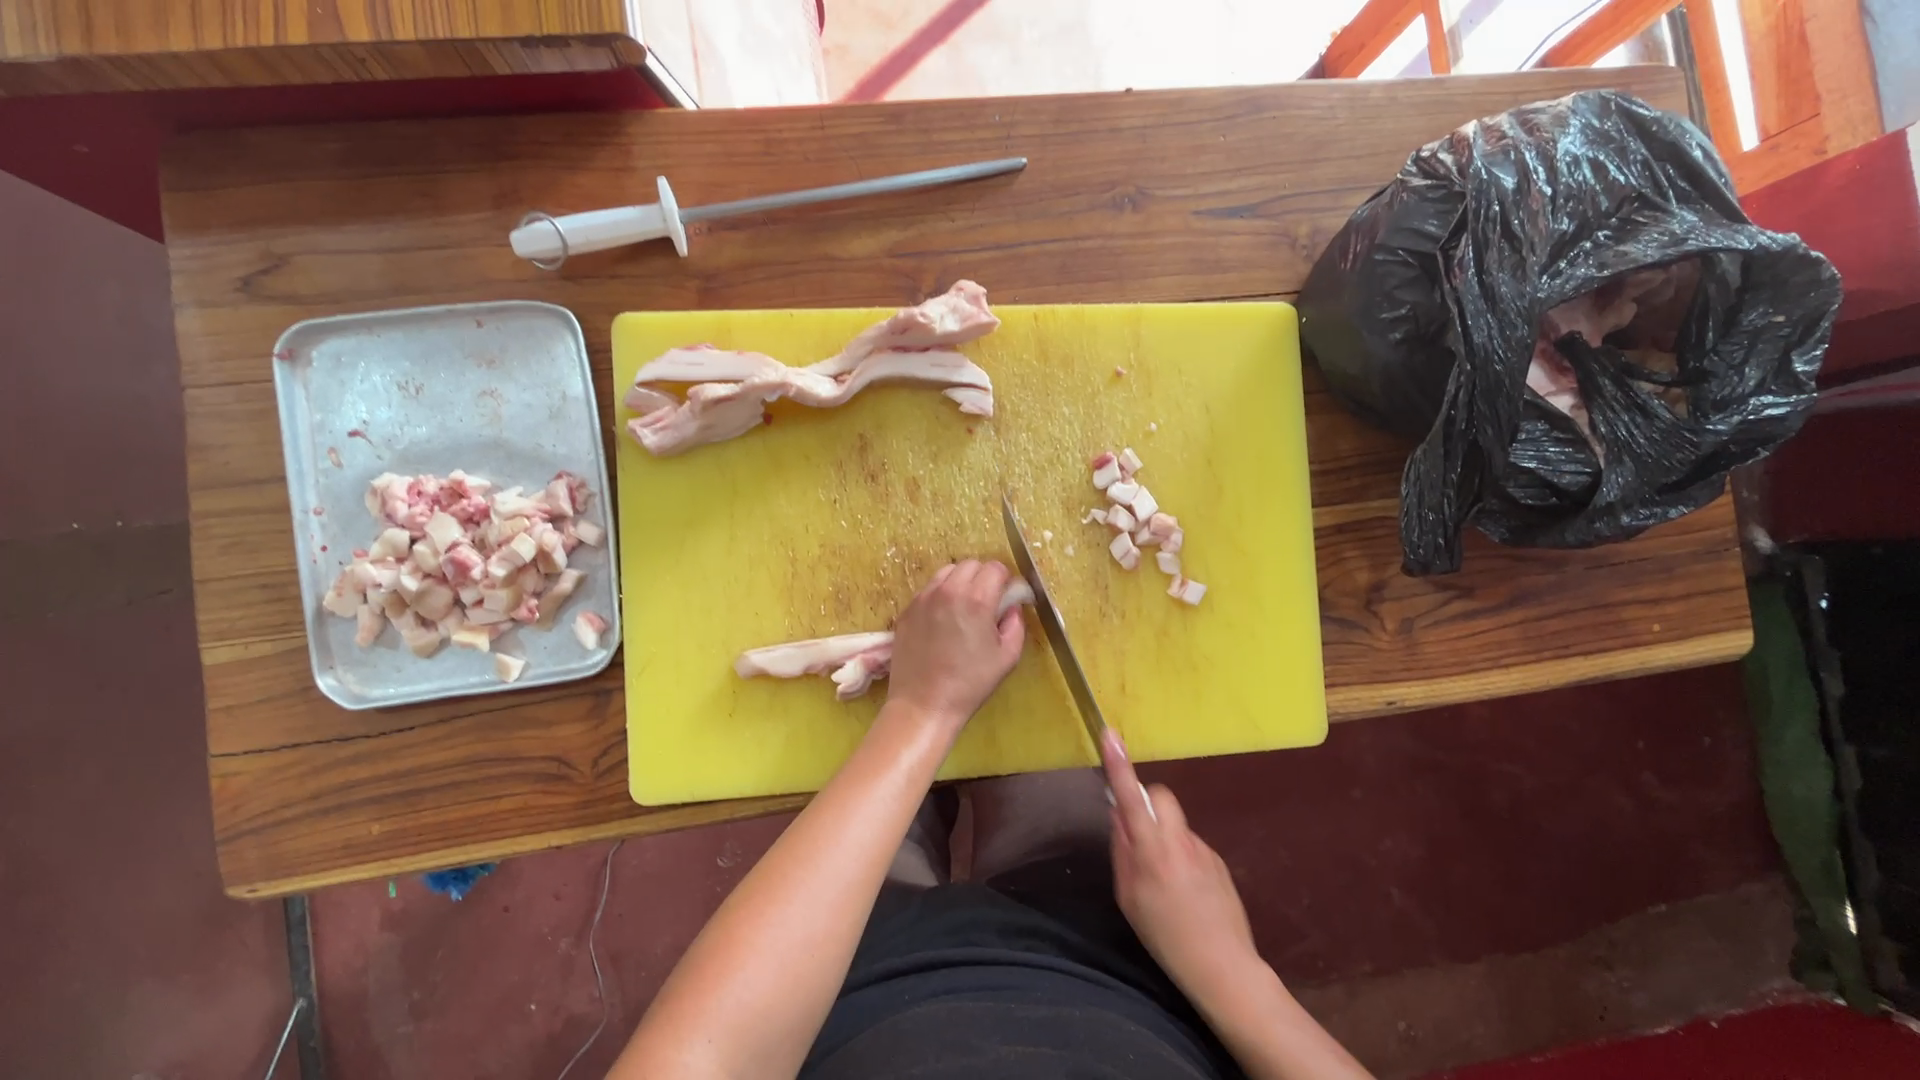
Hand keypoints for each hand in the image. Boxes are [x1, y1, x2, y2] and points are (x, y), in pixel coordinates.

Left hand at [886, 560, 1025, 728]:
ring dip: (960, 582)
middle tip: (987, 601)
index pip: (995, 568)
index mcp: (976, 599)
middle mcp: (947, 591)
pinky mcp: (907, 610)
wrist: (923, 704)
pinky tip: (943, 620)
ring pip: (946, 572)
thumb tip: (1012, 608)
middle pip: (970, 565)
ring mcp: (923, 599)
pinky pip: (928, 590)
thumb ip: (1015, 624)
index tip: (1006, 596)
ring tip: (964, 607)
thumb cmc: (970, 684)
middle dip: (983, 577)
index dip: (1005, 579)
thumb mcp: (1007, 657)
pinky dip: (940, 595)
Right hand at [1103, 730, 1262, 1008]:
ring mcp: (1203, 848)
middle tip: (1137, 833)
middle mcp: (1180, 841)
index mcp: (1152, 851)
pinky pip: (1190, 845)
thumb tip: (1119, 816)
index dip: (1119, 765)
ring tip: (1163, 881)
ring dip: (1163, 836)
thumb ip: (1122, 851)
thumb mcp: (1129, 897)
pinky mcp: (1219, 861)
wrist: (1223, 965)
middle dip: (1145, 803)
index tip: (1110, 734)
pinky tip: (1185, 892)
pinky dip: (1180, 856)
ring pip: (1175, 824)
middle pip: (1160, 796)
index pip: (1131, 797)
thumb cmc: (1164, 936)